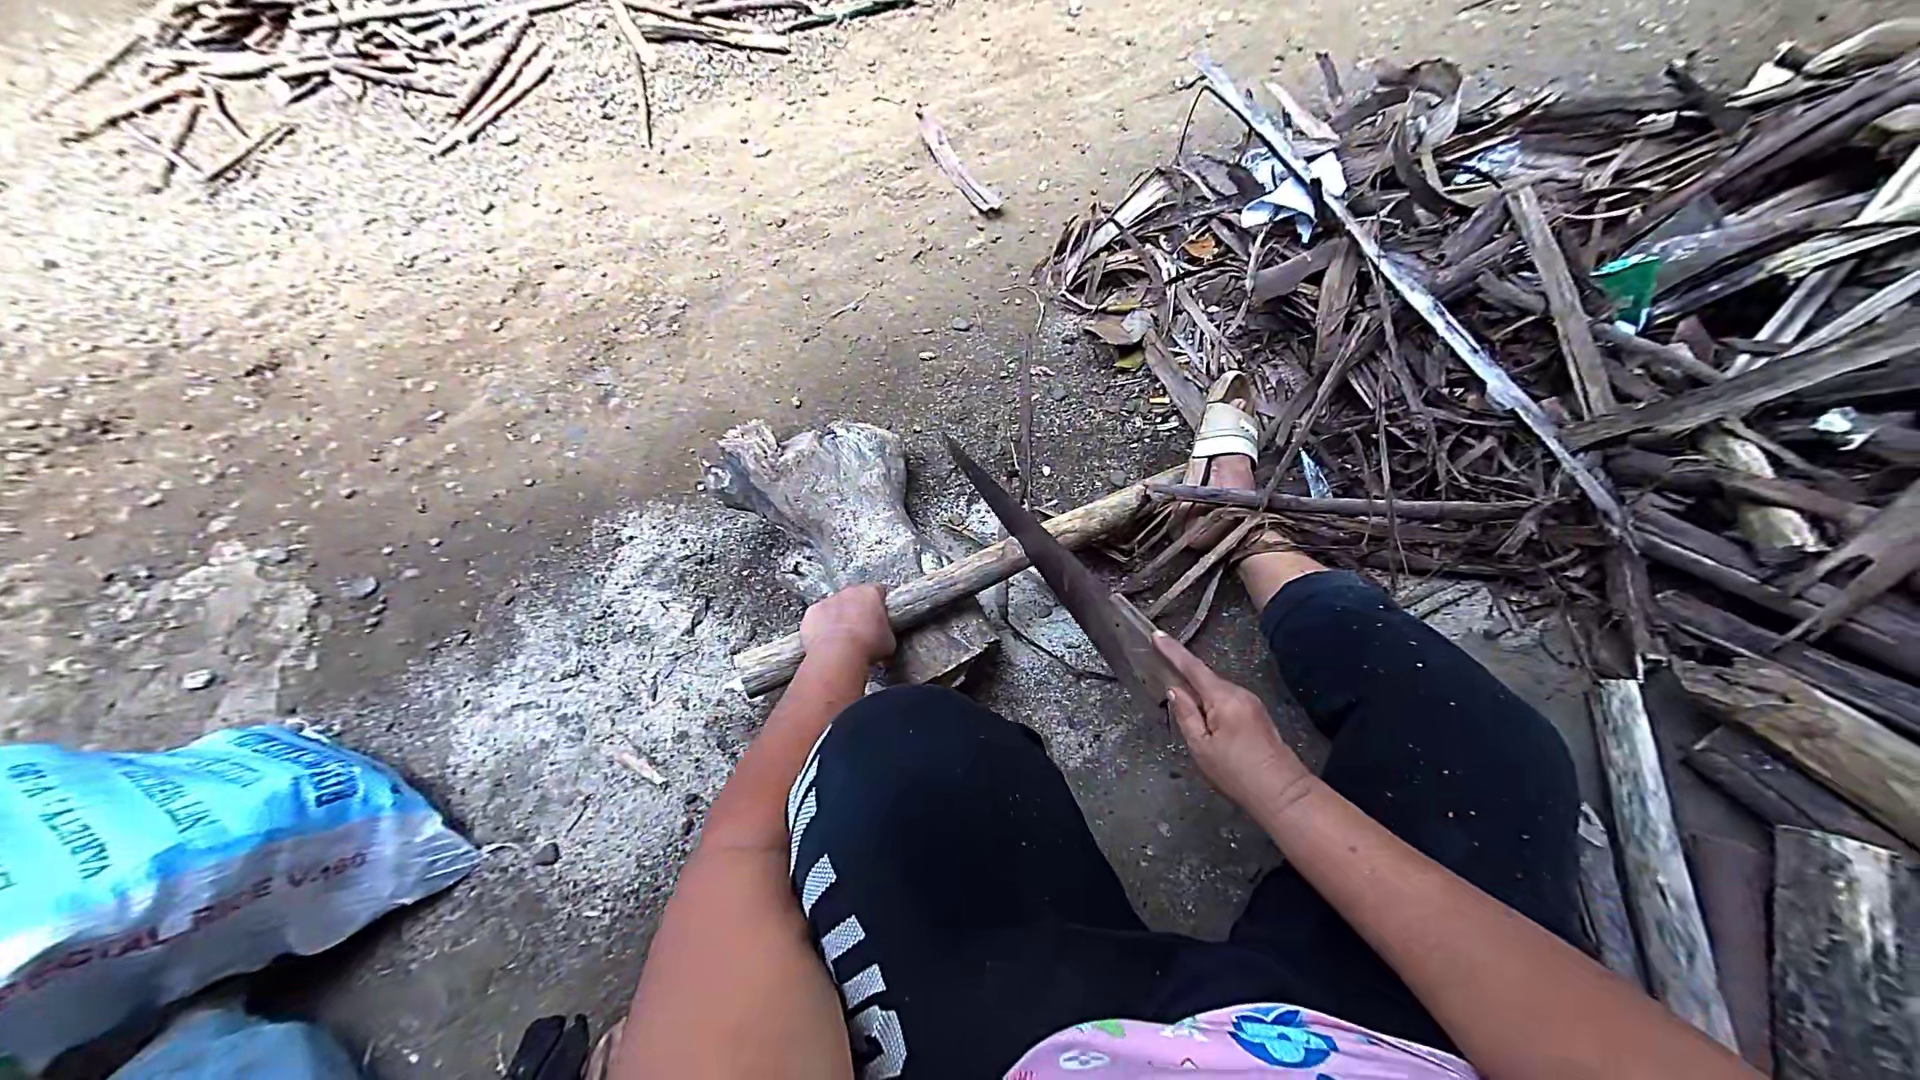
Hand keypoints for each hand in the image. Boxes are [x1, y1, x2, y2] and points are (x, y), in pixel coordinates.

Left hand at [800, 585, 895, 664]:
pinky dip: (820, 627)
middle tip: (860, 631)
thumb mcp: (889, 641)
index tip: (878, 618)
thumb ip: (885, 631)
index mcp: (870, 593)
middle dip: (856, 610)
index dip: (879, 605)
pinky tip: (825, 642)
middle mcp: (848, 592)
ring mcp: (827, 601)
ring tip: (840, 640)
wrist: (838, 654)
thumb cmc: (867, 646)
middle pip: (854, 597)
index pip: (878, 592)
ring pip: (833, 607)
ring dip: (837, 618)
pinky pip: (817, 618)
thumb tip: (882, 637)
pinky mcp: (811, 612)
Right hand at [1154, 632, 1313, 813]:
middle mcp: (1239, 693)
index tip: (1156, 635)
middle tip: (1162, 676)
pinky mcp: (1256, 714)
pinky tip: (1204, 718)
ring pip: (1216, 690)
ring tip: (1183, 709)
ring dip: (1198, 694)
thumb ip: (1185, 714)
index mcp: (1223, 698)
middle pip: (1205, 678)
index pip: (1192, 667)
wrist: (1283, 794)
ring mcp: (1251, 702)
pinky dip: (1211, 702)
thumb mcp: (1201, 747)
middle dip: (1184, 676)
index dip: (1172, 650)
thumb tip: (1175, 690)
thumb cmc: (1237, 773)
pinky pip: (1226, 699)